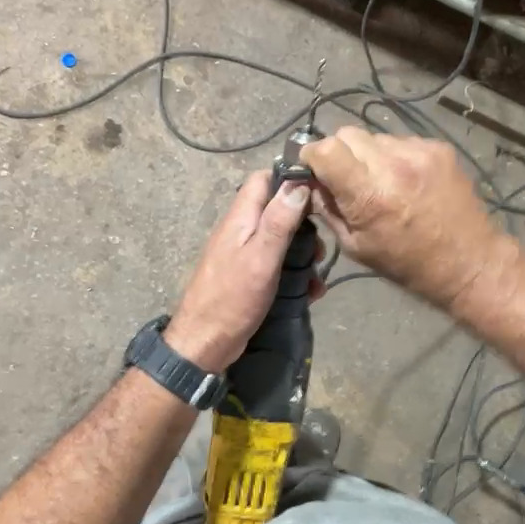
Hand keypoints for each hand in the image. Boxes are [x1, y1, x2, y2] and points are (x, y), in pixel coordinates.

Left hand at [165, 171, 321, 374]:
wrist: (204, 344)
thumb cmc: (232, 298)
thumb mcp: (261, 257)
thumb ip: (279, 221)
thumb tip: (298, 184)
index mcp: (241, 218)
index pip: (264, 179)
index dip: (290, 179)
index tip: (319, 192)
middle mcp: (241, 230)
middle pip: (277, 209)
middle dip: (304, 222)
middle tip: (321, 245)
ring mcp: (245, 254)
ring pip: (281, 239)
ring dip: (303, 252)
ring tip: (317, 271)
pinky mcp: (250, 276)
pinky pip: (278, 264)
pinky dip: (295, 273)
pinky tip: (309, 291)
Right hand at [301, 128, 511, 309]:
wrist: (468, 262)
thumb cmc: (407, 263)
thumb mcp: (355, 246)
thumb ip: (328, 208)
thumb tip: (310, 182)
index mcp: (369, 194)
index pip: (325, 148)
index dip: (312, 155)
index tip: (313, 167)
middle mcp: (393, 164)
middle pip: (347, 134)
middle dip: (339, 152)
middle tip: (347, 176)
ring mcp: (419, 152)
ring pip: (375, 136)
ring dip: (369, 154)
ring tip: (383, 182)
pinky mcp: (439, 148)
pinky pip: (401, 141)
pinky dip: (396, 156)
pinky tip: (407, 181)